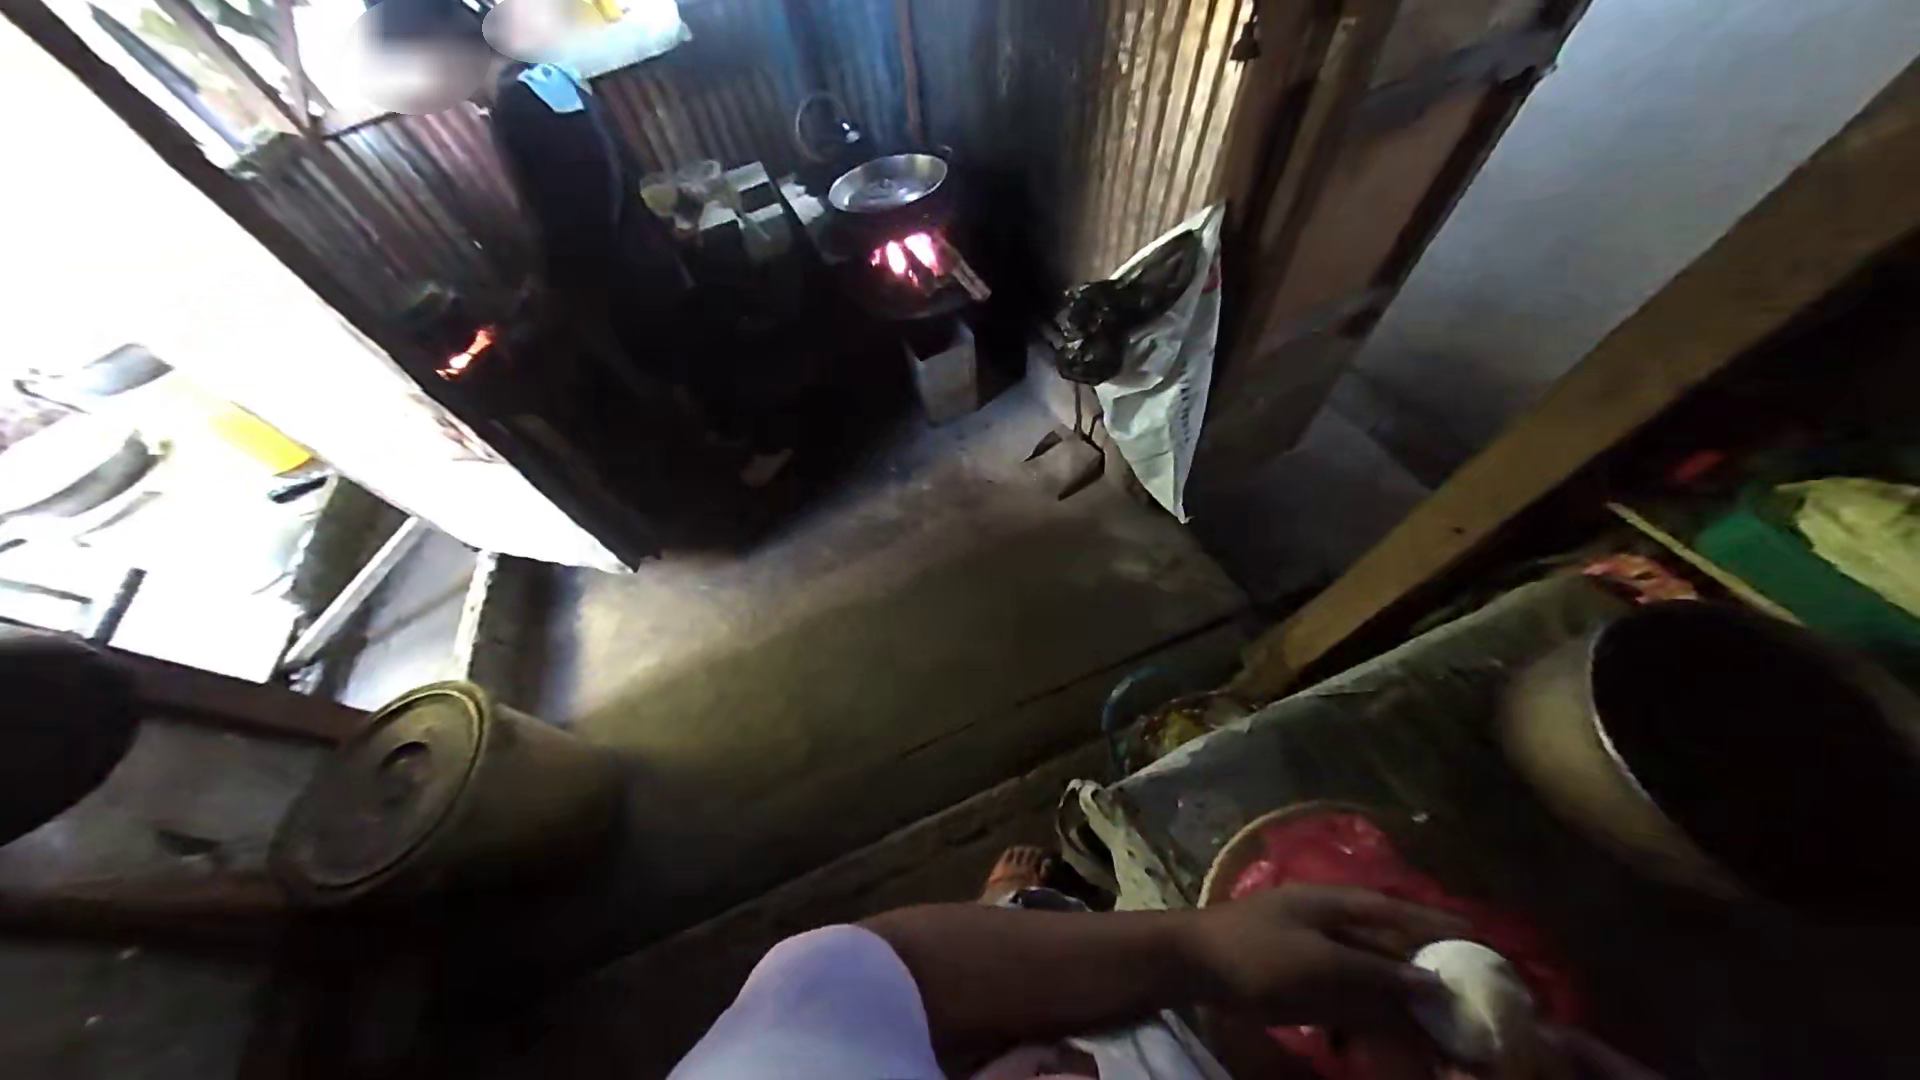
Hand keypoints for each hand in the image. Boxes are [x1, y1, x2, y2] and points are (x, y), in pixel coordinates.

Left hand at [1178, 885, 1466, 1030]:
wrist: (1199, 966)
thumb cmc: (1258, 951)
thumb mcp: (1320, 960)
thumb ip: (1376, 971)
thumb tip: (1432, 981)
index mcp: (1328, 904)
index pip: (1392, 908)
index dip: (1434, 920)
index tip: (1479, 936)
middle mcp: (1328, 926)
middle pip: (1387, 947)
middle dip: (1429, 971)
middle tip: (1478, 999)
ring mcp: (1317, 956)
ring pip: (1374, 978)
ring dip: (1409, 1001)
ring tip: (1455, 1030)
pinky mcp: (1307, 986)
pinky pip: (1354, 999)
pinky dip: (1380, 1016)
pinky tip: (1409, 1038)